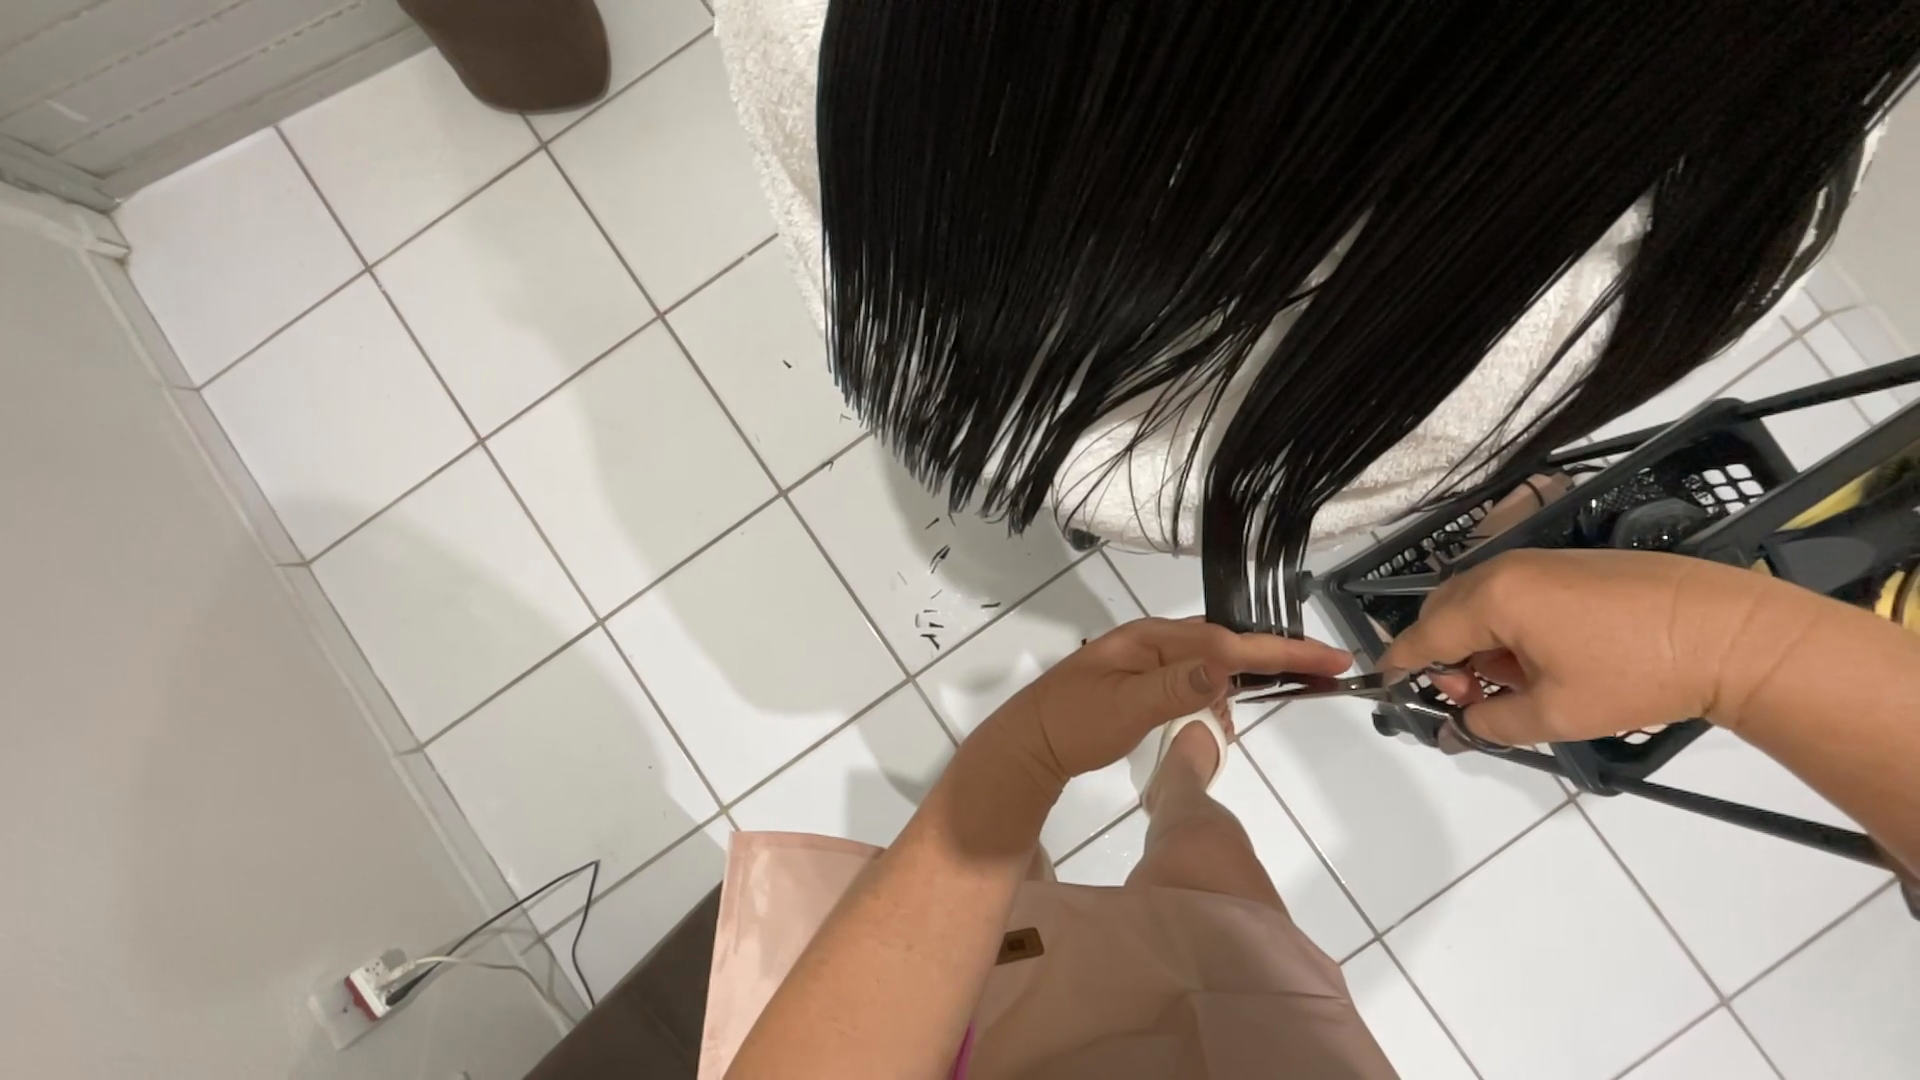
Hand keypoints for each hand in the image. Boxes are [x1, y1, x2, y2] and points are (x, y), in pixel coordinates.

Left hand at [985, 617, 1350, 783]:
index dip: (1279, 650)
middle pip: (1225, 645)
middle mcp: (1153, 643)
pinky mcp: (1144, 685)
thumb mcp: (1124, 706)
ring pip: (1211, 666)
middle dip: (1273, 659)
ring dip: (1241, 684)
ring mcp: (1148, 662)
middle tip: (1323, 674)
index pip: (1225, 641)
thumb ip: (1175, 686)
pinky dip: (1213, 698)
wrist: (1030, 742)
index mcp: (1150, 639)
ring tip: (1269, 703)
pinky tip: (1219, 719)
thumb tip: (1227, 667)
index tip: (1329, 658)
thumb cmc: (1072, 723)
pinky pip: (1193, 683)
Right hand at [1379, 549, 1803, 745]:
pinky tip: (1544, 658)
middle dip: (1443, 658)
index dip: (1400, 664)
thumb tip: (1458, 730)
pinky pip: (1509, 594)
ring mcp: (1536, 563)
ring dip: (1475, 643)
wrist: (1738, 635)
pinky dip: (1505, 627)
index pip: (1423, 636)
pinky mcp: (1567, 565)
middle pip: (1442, 614)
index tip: (1384, 685)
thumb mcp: (1559, 714)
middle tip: (1475, 697)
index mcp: (1491, 601)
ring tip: (1516, 682)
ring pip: (1475, 603)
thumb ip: (1492, 723)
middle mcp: (1502, 571)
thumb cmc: (1638, 675)